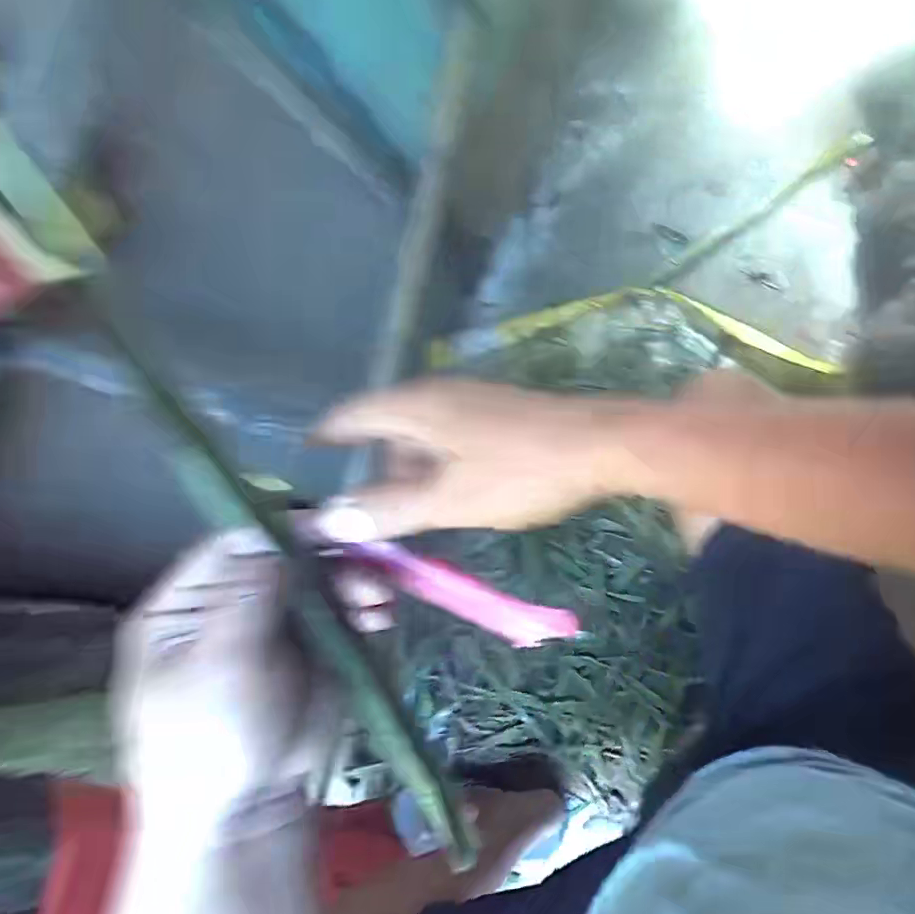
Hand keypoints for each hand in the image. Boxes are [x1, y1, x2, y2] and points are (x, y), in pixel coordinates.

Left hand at [112, 531, 387, 835]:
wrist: (249, 806)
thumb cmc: (210, 736)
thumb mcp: (219, 661)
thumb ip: (249, 591)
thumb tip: (278, 530)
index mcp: (190, 604)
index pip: (237, 542)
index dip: (286, 528)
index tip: (337, 525)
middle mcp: (239, 603)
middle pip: (294, 554)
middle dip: (335, 556)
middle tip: (371, 565)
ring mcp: (286, 623)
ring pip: (331, 578)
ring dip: (359, 581)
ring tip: (376, 605)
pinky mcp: (326, 642)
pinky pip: (353, 607)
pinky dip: (371, 605)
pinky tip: (380, 618)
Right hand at [310, 379, 635, 538]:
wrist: (608, 444)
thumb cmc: (523, 471)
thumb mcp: (449, 498)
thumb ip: (389, 509)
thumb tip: (327, 520)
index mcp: (417, 405)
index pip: (351, 416)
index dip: (327, 439)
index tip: (307, 462)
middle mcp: (444, 393)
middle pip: (392, 430)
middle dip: (380, 472)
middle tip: (376, 518)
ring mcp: (482, 401)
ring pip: (431, 437)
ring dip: (420, 474)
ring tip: (423, 515)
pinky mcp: (512, 415)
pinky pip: (463, 440)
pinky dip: (452, 467)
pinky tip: (467, 496)